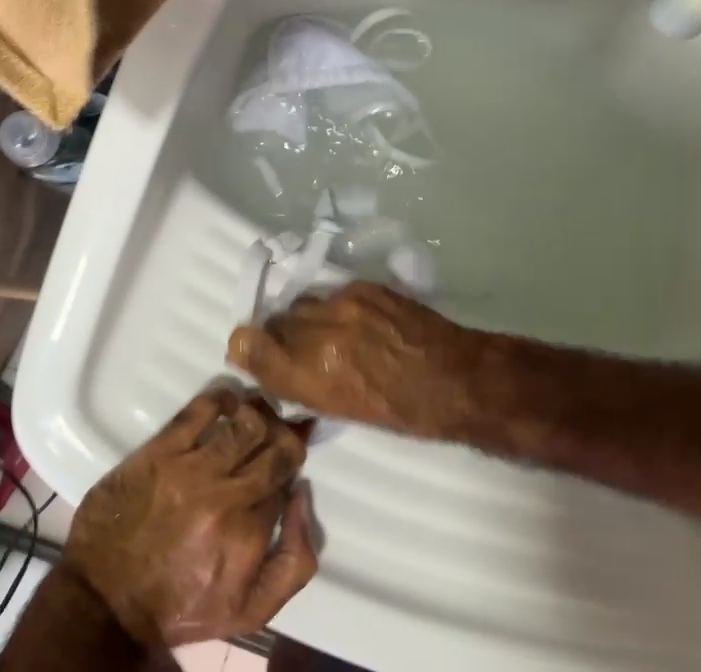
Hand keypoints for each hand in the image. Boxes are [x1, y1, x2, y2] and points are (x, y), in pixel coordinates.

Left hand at [62, 387, 318, 645]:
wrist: (106, 600)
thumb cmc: (180, 607)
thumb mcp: (251, 612)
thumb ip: (294, 562)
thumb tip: (300, 497)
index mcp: (249, 534)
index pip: (286, 478)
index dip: (290, 463)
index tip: (288, 458)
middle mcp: (225, 497)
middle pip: (273, 445)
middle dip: (284, 434)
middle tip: (279, 431)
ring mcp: (189, 470)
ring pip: (243, 423)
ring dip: (257, 414)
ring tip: (257, 413)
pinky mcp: (158, 452)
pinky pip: (197, 411)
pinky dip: (219, 400)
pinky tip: (226, 402)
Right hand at [227, 281, 486, 440]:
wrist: (456, 379)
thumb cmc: (402, 413)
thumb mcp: (341, 410)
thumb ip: (299, 384)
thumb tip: (271, 369)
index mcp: (312, 374)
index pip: (247, 345)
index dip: (243, 348)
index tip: (250, 354)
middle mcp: (320, 334)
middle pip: (273, 323)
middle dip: (278, 336)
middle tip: (297, 350)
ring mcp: (343, 305)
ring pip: (301, 304)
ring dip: (304, 319)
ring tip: (327, 334)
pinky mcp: (364, 287)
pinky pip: (331, 294)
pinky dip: (333, 308)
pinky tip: (353, 322)